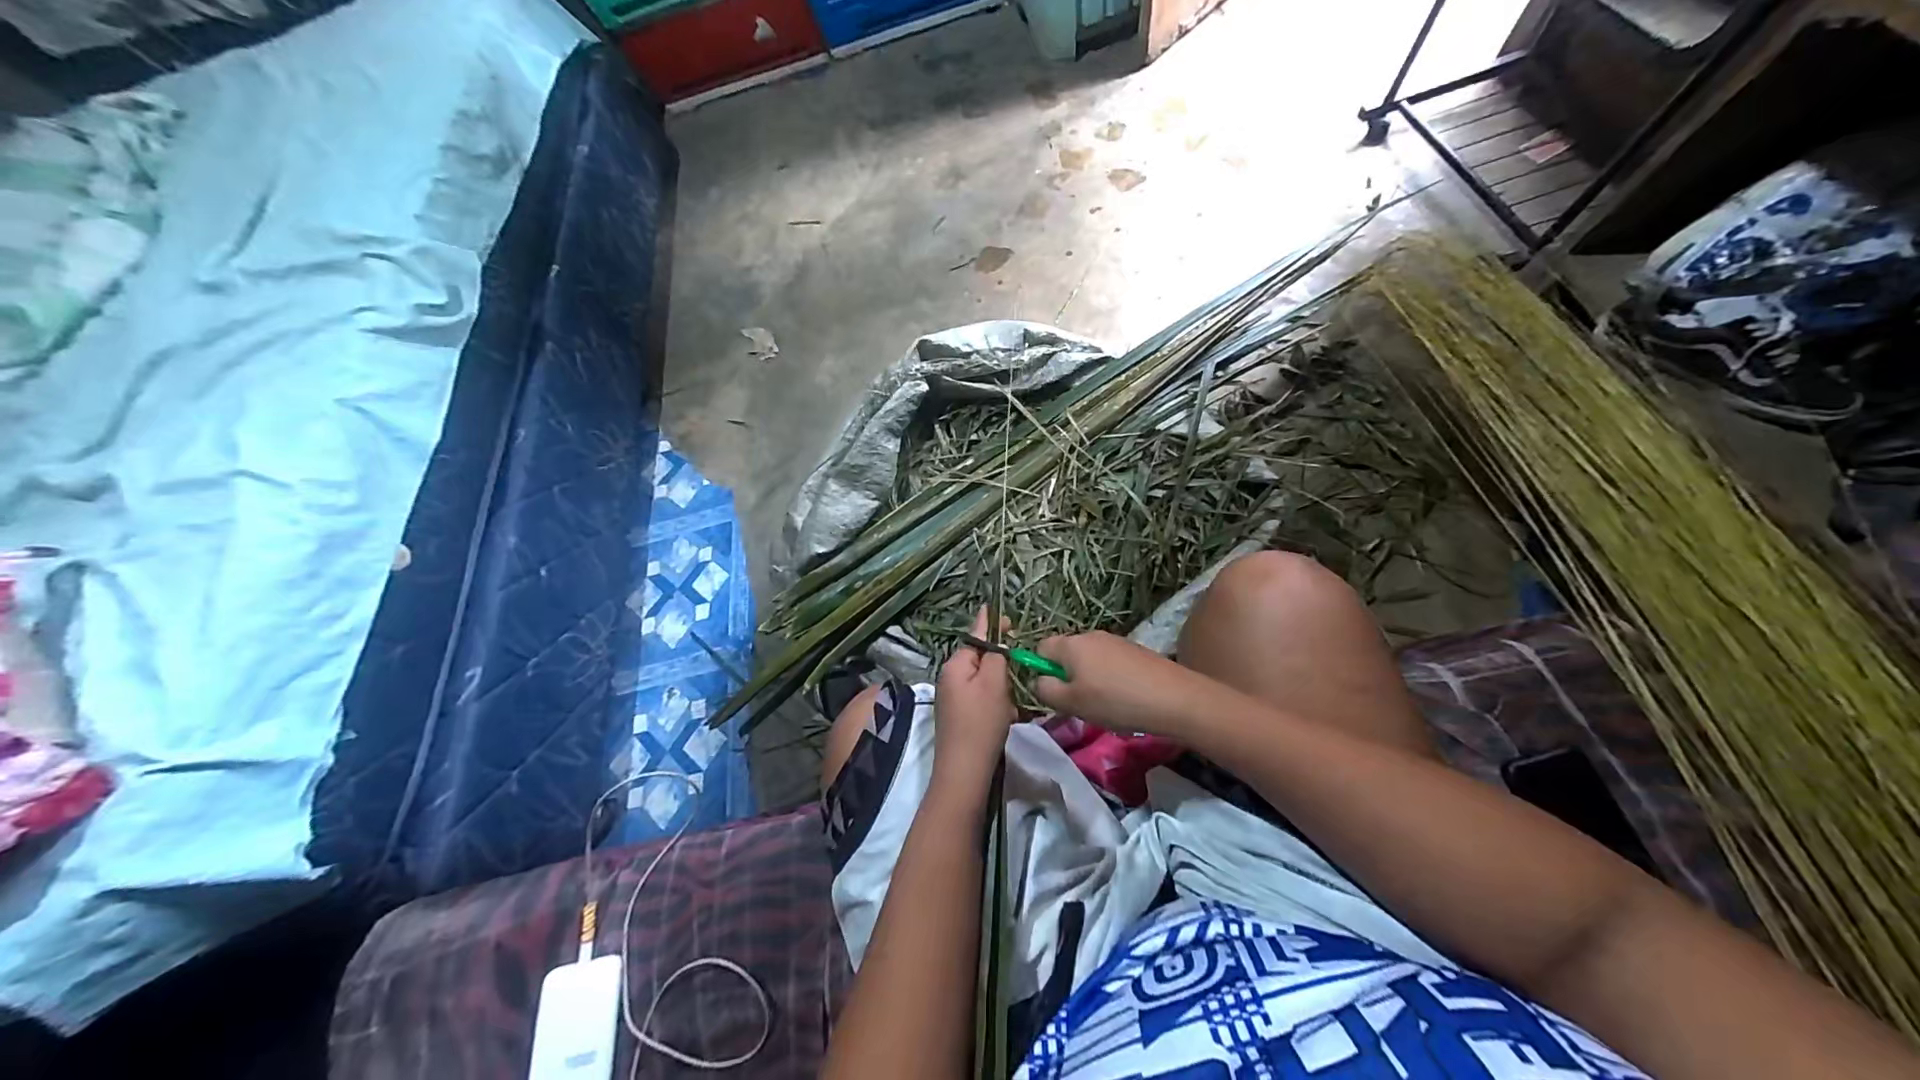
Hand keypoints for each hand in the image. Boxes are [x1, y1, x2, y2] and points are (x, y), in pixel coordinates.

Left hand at [932, 607, 1015, 785]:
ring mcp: (953, 699)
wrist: (965, 770)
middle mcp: (950, 678)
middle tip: (1023, 669)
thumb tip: (994, 638)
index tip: (1010, 621)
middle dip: (1002, 664)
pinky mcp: (960, 717)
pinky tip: (1011, 714)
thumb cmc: (981, 721)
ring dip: (1002, 686)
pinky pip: (983, 700)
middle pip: (981, 660)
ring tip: (1019, 697)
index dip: (993, 626)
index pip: (976, 636)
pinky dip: (998, 703)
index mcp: (955, 665)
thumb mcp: (993, 681)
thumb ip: (995, 655)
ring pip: (984, 682)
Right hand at [1032, 631, 1212, 737]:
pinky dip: (1111, 679)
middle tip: (1079, 703)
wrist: (1174, 698)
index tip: (1056, 692)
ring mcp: (1116, 641)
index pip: (1040, 647)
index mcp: (1071, 644)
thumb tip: (1040, 680)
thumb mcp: (1071, 702)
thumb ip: (1045, 690)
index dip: (1042, 669)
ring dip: (1090, 679)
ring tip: (1105, 704)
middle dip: (1067, 676)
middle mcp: (1091, 635)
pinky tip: (1125, 699)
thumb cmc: (1115, 701)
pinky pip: (1110, 663)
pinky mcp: (1135, 650)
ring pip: (1089, 659)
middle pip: (1066, 653)